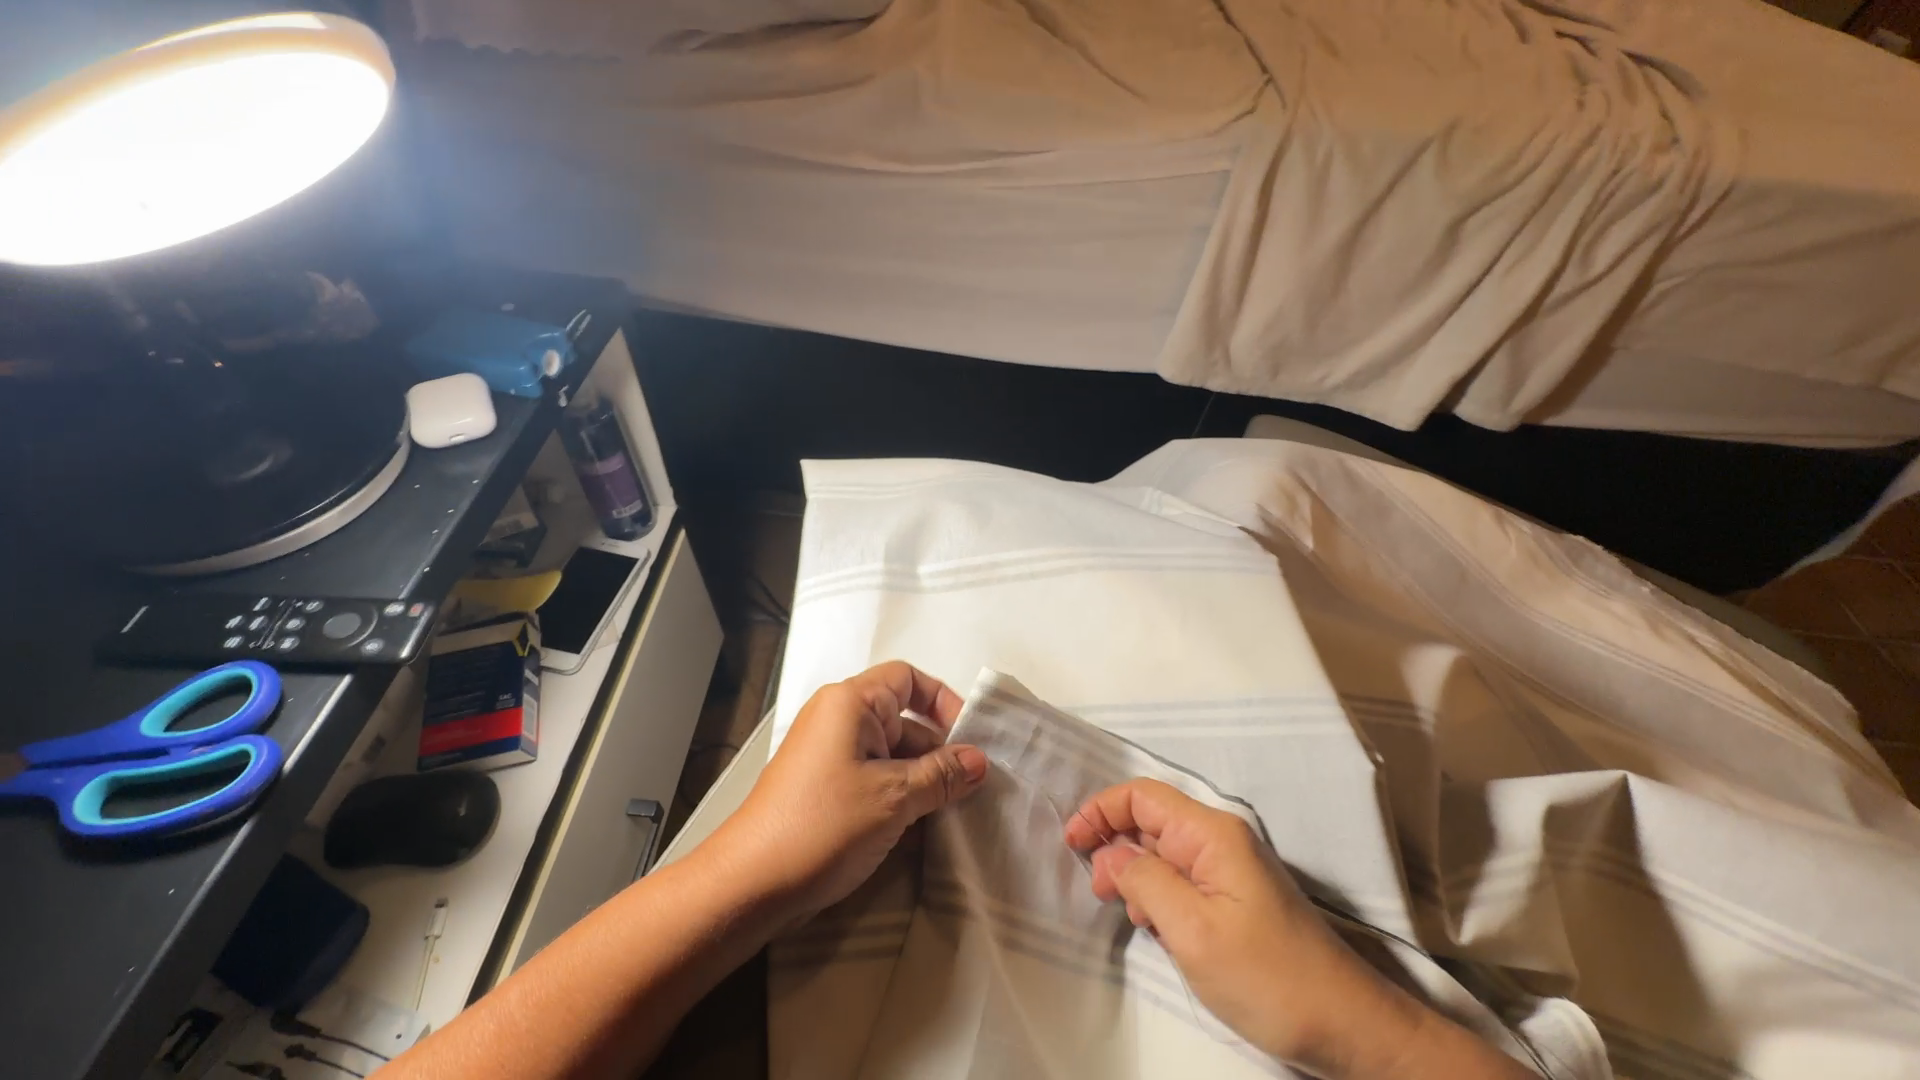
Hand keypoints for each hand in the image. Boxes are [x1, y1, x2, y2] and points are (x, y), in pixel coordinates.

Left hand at [704, 662, 988, 923]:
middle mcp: (839, 720)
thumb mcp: (894, 797)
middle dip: (940, 751)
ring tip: (957, 811)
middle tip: (975, 787)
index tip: (971, 738)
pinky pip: (876, 780)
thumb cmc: (824, 824)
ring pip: (893, 756)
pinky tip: (926, 828)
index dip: (943, 701)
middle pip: (904, 720)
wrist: (752, 884)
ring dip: (924, 780)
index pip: (908, 679)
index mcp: (851, 703)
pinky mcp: (827, 791)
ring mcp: (831, 758)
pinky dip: (901, 797)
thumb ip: (942, 775)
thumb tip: (980, 761)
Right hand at [1064, 779, 1526, 1079]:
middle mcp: (1221, 840)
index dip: (1100, 811)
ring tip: (1139, 920)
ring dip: (1138, 880)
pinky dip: (1160, 899)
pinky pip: (1182, 882)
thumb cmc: (1265, 976)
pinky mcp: (1235, 899)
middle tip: (1102, 894)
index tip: (1071, 844)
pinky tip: (1161, 931)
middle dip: (1117, 850)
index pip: (1142, 796)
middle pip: (1150, 823)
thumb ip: (1143, 881)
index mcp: (1212, 834)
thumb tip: (1110, 855)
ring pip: (1163, 855)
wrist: (1344, 1025)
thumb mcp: (1191, 930)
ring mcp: (1230, 870)